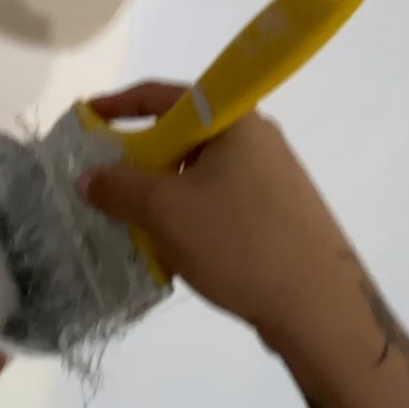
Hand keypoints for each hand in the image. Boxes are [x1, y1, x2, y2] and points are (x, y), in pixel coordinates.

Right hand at [75, 81, 353, 340]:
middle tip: (105, 178)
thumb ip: (117, 186)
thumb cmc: (240, 243)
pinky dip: (186, 211)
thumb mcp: (164, 210)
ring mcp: (271, 178)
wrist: (321, 312)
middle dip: (138, 155)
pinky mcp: (277, 213)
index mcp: (233, 122)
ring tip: (133, 218)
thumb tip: (87, 177)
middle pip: (180, 134)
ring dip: (160, 189)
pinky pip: (216, 198)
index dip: (120, 103)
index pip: (165, 95)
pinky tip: (172, 244)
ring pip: (197, 171)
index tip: (88, 117)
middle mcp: (256, 140)